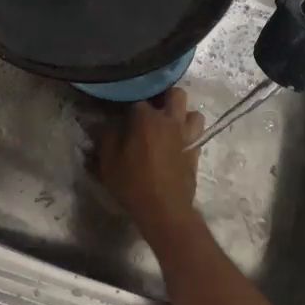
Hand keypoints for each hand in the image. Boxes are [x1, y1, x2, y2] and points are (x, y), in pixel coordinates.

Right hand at [95, 88, 204, 242]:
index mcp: (146, 118)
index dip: (128, 105)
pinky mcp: (196, 152)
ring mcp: (187, 136)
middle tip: (151, 109)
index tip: (121, 113)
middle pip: (174, 95)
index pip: (137, 99)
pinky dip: (188, 134)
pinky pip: (196, 134)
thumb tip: (107, 124)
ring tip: (170, 125)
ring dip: (183, 115)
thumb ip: (107, 137)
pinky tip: (177, 143)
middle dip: (164, 97)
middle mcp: (170, 121)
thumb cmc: (133, 184)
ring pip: (193, 112)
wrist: (164, 210)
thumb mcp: (108, 162)